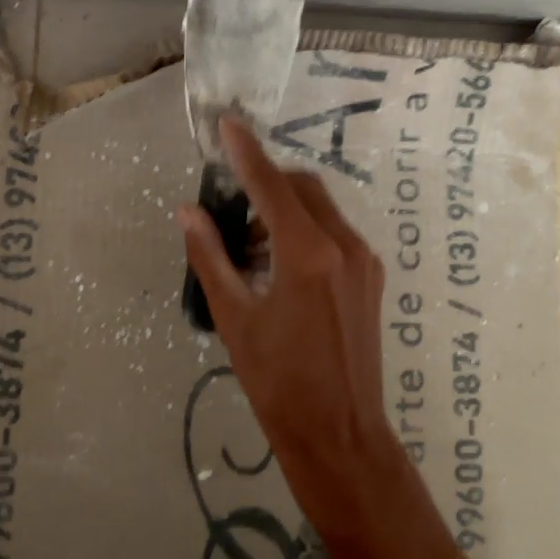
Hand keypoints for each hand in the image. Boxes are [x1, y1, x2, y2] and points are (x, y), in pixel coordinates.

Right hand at [179, 117, 459, 558]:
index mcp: (307, 253)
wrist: (340, 434)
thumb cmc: (277, 380)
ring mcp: (363, 261)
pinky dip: (304, 229)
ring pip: (320, 207)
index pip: (271, 185)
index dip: (245, 152)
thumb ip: (210, 256)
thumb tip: (188, 211)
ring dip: (284, 208)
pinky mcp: (371, 277)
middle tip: (230, 205)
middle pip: (301, 187)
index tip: (228, 123)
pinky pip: (334, 232)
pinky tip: (279, 263)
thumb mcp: (234, 317)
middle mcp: (343, 245)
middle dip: (266, 182)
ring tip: (250, 245)